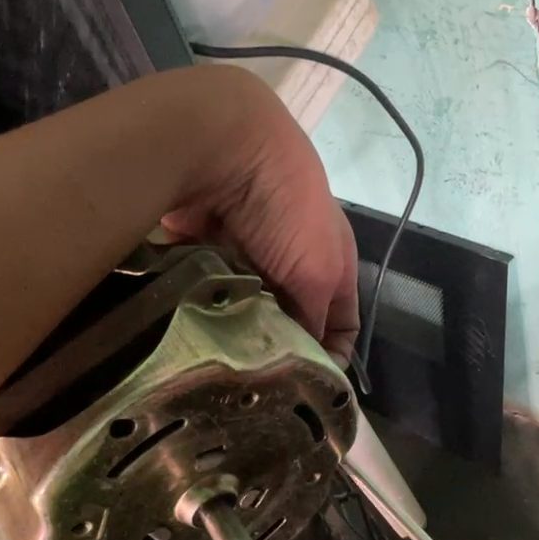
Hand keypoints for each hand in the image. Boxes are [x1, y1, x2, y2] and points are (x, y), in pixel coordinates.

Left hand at [155, 67, 359, 363]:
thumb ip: (315, 323)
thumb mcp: (319, 276)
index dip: (332, 357)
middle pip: (290, 318)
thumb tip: (305, 362)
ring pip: (247, 307)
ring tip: (225, 362)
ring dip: (239, 330)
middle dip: (278, 348)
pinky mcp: (206, 244)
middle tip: (259, 386)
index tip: (309, 392)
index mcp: (332, 262)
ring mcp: (247, 250)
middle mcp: (291, 258)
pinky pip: (209, 288)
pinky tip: (196, 331)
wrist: (227, 147)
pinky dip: (206, 306)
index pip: (342, 324)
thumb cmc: (288, 212)